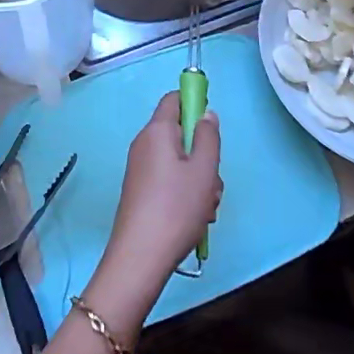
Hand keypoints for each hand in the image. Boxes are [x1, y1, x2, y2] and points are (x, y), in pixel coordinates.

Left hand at [102, 92, 221, 286]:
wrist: (142, 253)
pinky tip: (195, 217)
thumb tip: (206, 113)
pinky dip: (186, 193)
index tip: (212, 126)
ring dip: (198, 179)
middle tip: (211, 180)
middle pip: (180, 134)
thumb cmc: (176, 206)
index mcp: (156, 131)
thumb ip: (208, 137)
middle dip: (203, 153)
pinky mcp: (142, 189)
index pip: (173, 100)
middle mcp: (144, 144)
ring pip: (179, 161)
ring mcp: (141, 168)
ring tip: (205, 206)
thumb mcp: (203, 170)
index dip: (194, 103)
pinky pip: (170, 179)